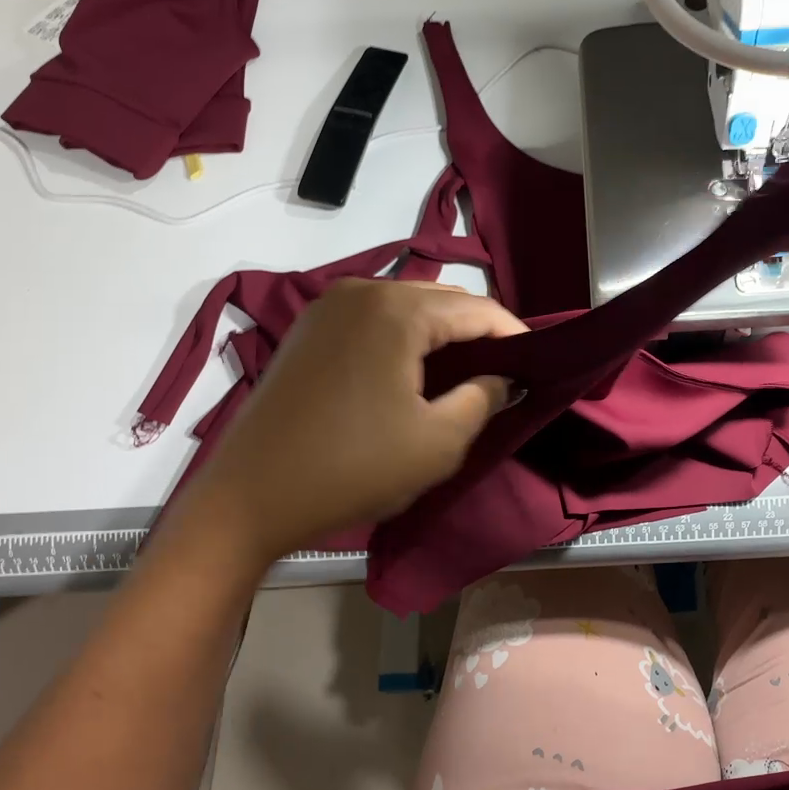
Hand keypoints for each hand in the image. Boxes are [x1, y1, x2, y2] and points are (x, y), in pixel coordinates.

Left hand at [182, 279, 525, 553]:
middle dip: (478, 334)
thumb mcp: (439, 442)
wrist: (248, 498)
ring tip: (462, 378)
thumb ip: (483, 398)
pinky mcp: (307, 331)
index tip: (539, 368)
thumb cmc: (352, 468)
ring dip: (440, 337)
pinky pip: (373, 322)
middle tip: (503, 376)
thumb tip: (503, 377)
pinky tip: (412, 376)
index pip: (478, 309)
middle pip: (442, 301)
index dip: (516, 337)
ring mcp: (327, 308)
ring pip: (407, 309)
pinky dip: (403, 341)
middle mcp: (361, 291)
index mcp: (397, 310)